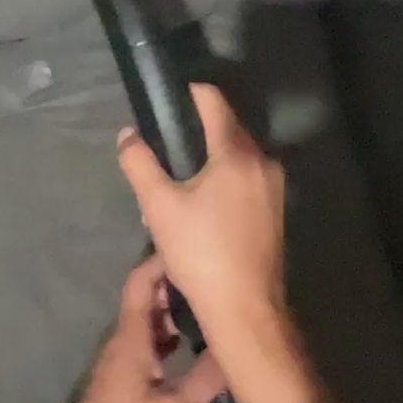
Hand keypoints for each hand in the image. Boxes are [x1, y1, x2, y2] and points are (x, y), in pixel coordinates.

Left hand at [48, 256, 227, 402]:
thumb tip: (235, 345)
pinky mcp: (119, 385)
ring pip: (144, 326)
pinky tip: (187, 349)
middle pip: (143, 301)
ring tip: (205, 306)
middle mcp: (119, 345)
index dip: (159, 262)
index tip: (189, 246)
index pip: (139, 284)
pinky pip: (143, 347)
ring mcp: (117, 365)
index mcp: (129, 340)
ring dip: (170, 313)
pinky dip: (164, 339)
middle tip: (208, 276)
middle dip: (172, 284)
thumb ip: (206, 377)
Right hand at [117, 84, 289, 367]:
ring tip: (177, 181)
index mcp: (237, 154)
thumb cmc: (201, 252)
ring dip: (209, 158)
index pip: (214, 102)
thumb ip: (140, 163)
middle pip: (227, 128)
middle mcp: (262, 162)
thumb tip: (128, 134)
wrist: (244, 309)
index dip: (188, 94)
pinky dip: (223, 178)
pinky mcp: (275, 211)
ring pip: (237, 156)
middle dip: (196, 131)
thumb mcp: (159, 206)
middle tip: (163, 148)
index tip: (165, 98)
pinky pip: (246, 178)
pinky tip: (201, 205)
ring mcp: (274, 188)